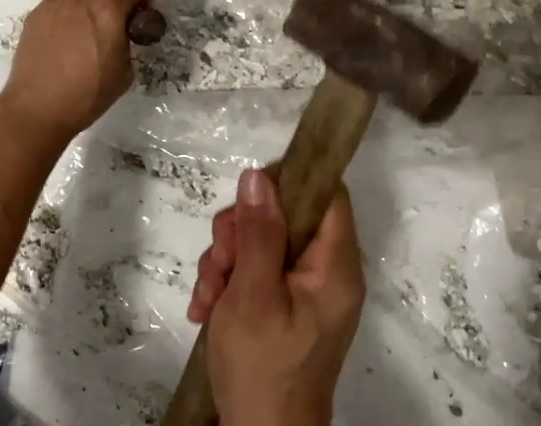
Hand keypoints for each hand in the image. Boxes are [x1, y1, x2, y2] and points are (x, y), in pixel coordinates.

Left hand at [0, 0, 152, 142]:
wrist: (38, 105)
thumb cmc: (88, 94)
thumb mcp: (125, 68)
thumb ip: (128, 36)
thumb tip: (124, 26)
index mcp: (108, 6)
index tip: (141, 13)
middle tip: (121, 2)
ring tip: (94, 5)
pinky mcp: (39, 8)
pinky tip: (72, 23)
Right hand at [188, 168, 364, 425]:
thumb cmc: (262, 365)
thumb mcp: (252, 294)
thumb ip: (258, 233)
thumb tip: (258, 175)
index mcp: (333, 268)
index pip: (327, 195)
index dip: (288, 181)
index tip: (246, 195)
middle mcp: (324, 273)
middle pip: (281, 215)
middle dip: (238, 232)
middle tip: (221, 263)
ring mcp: (302, 290)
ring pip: (258, 241)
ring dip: (224, 260)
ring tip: (210, 296)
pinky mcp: (282, 305)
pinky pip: (251, 270)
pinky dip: (225, 283)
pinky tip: (207, 308)